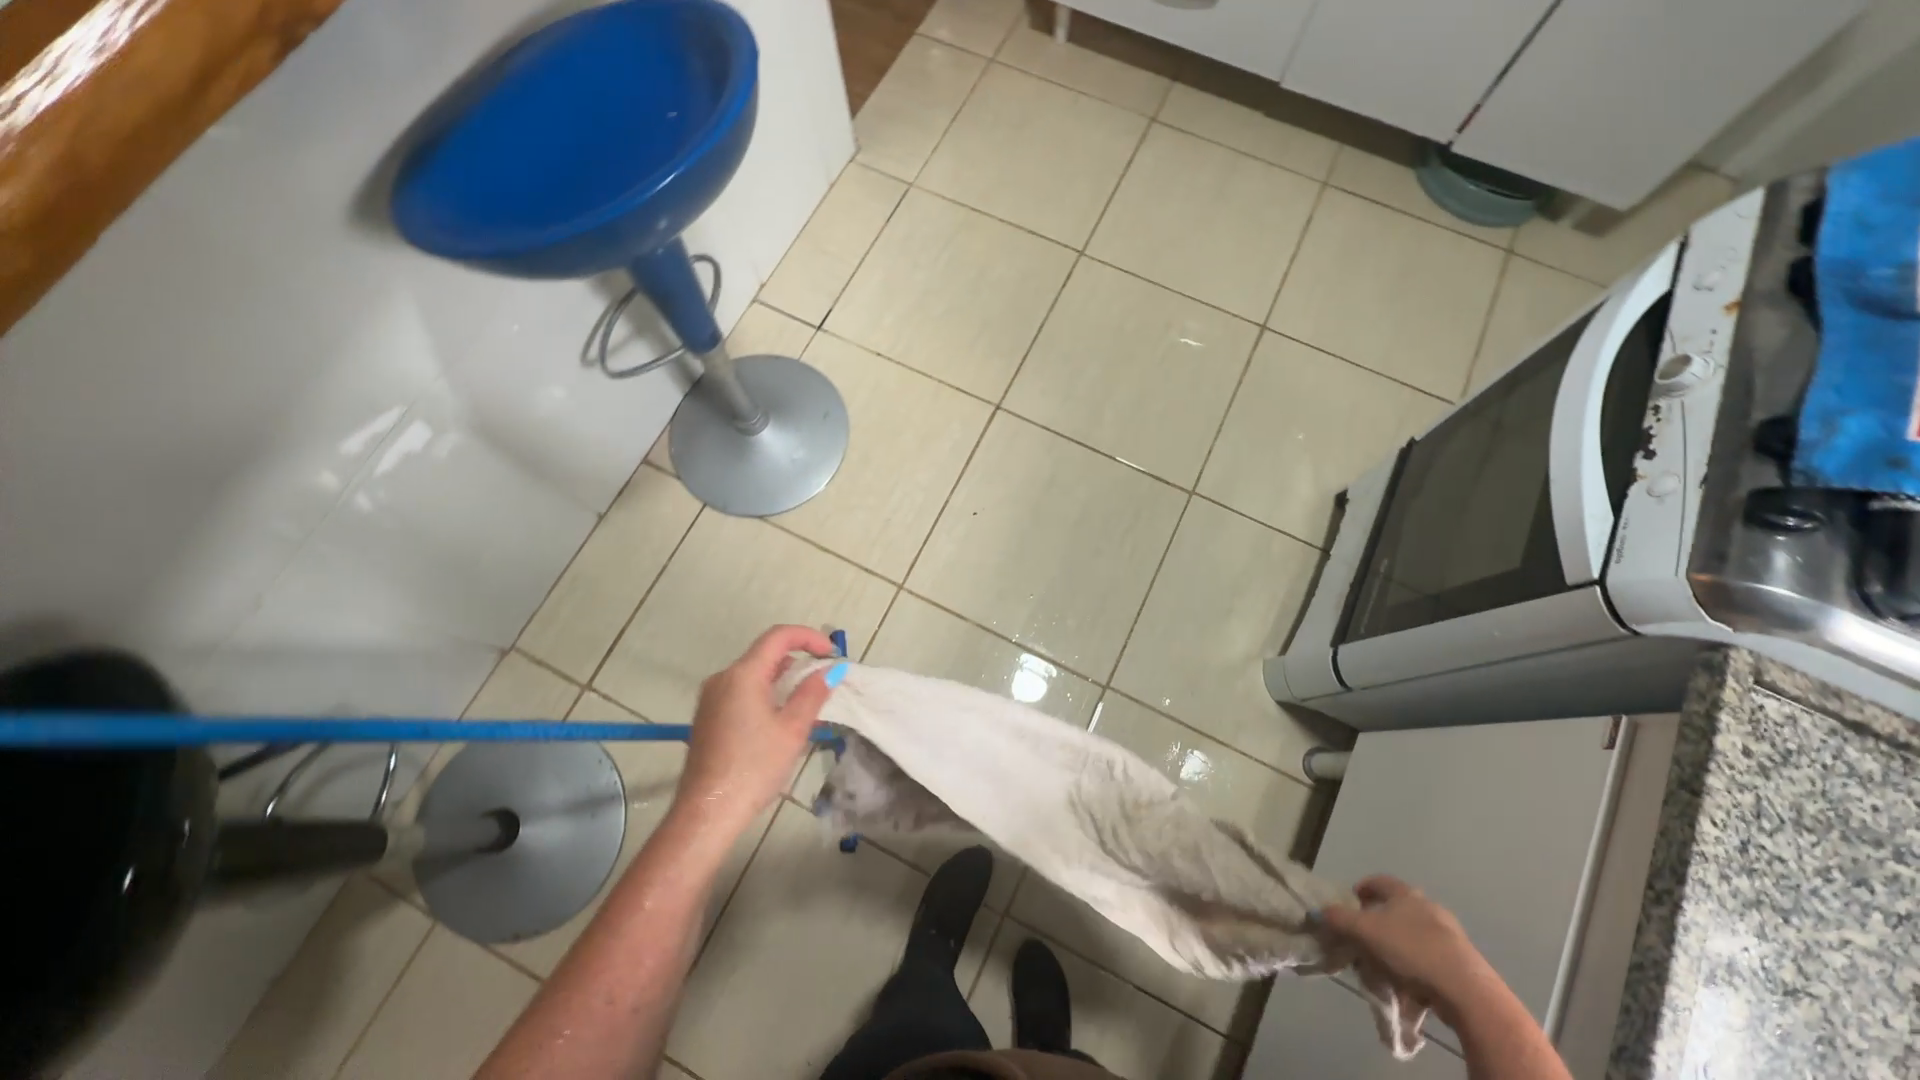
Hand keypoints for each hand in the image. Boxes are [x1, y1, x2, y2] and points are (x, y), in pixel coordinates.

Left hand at [672, 625, 840, 835]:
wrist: (708, 810)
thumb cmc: (754, 767)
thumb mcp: (792, 730)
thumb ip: (812, 694)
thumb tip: (828, 671)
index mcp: (742, 675)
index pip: (778, 637)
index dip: (809, 637)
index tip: (832, 655)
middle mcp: (722, 678)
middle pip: (764, 654)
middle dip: (798, 660)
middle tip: (824, 680)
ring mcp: (711, 698)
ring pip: (752, 675)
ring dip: (782, 679)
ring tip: (807, 702)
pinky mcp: (707, 716)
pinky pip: (740, 692)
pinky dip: (764, 693)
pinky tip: (779, 718)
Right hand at [1317, 876, 1496, 1016]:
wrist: (1463, 988)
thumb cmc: (1409, 949)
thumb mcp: (1364, 931)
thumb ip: (1338, 919)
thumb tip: (1318, 912)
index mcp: (1406, 894)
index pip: (1378, 881)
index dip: (1360, 889)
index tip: (1348, 905)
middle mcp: (1428, 908)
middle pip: (1393, 911)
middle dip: (1373, 926)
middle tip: (1358, 943)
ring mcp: (1447, 934)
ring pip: (1408, 937)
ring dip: (1391, 949)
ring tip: (1378, 970)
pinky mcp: (1459, 960)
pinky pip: (1425, 958)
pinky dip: (1410, 968)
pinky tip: (1403, 986)